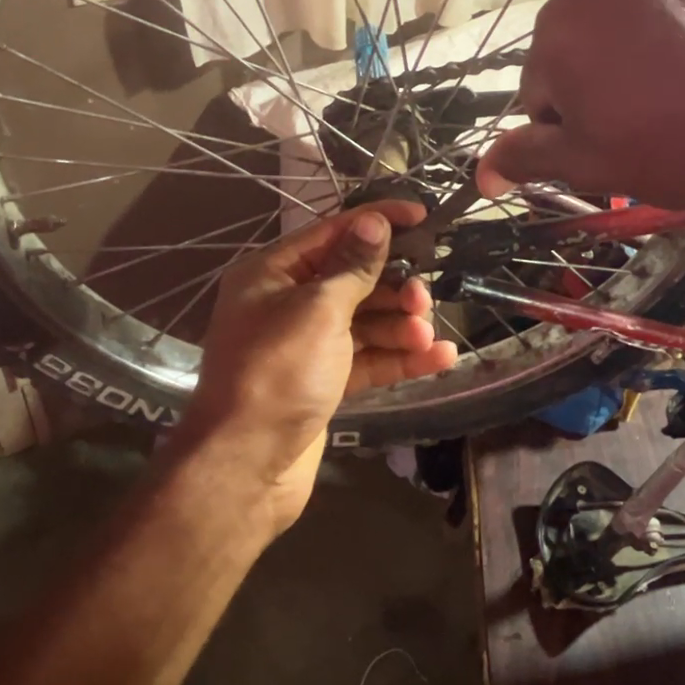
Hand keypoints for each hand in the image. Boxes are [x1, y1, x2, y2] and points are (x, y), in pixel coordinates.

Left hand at [179, 201, 458, 530]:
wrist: (245, 468)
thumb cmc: (278, 374)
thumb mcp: (319, 311)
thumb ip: (353, 266)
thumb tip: (374, 222)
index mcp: (272, 273)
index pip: (334, 232)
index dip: (378, 222)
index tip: (423, 216)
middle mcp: (287, 303)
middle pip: (354, 279)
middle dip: (394, 287)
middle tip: (424, 299)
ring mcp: (306, 344)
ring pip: (365, 321)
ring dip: (400, 325)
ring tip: (426, 337)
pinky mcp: (323, 381)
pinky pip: (368, 358)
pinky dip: (399, 357)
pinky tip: (439, 359)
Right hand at [477, 0, 684, 215]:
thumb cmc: (681, 153)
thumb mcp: (593, 166)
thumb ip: (527, 156)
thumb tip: (478, 172)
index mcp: (559, 30)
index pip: (543, 80)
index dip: (570, 116)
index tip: (611, 134)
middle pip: (585, 30)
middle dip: (603, 67)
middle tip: (652, 108)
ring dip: (642, 29)